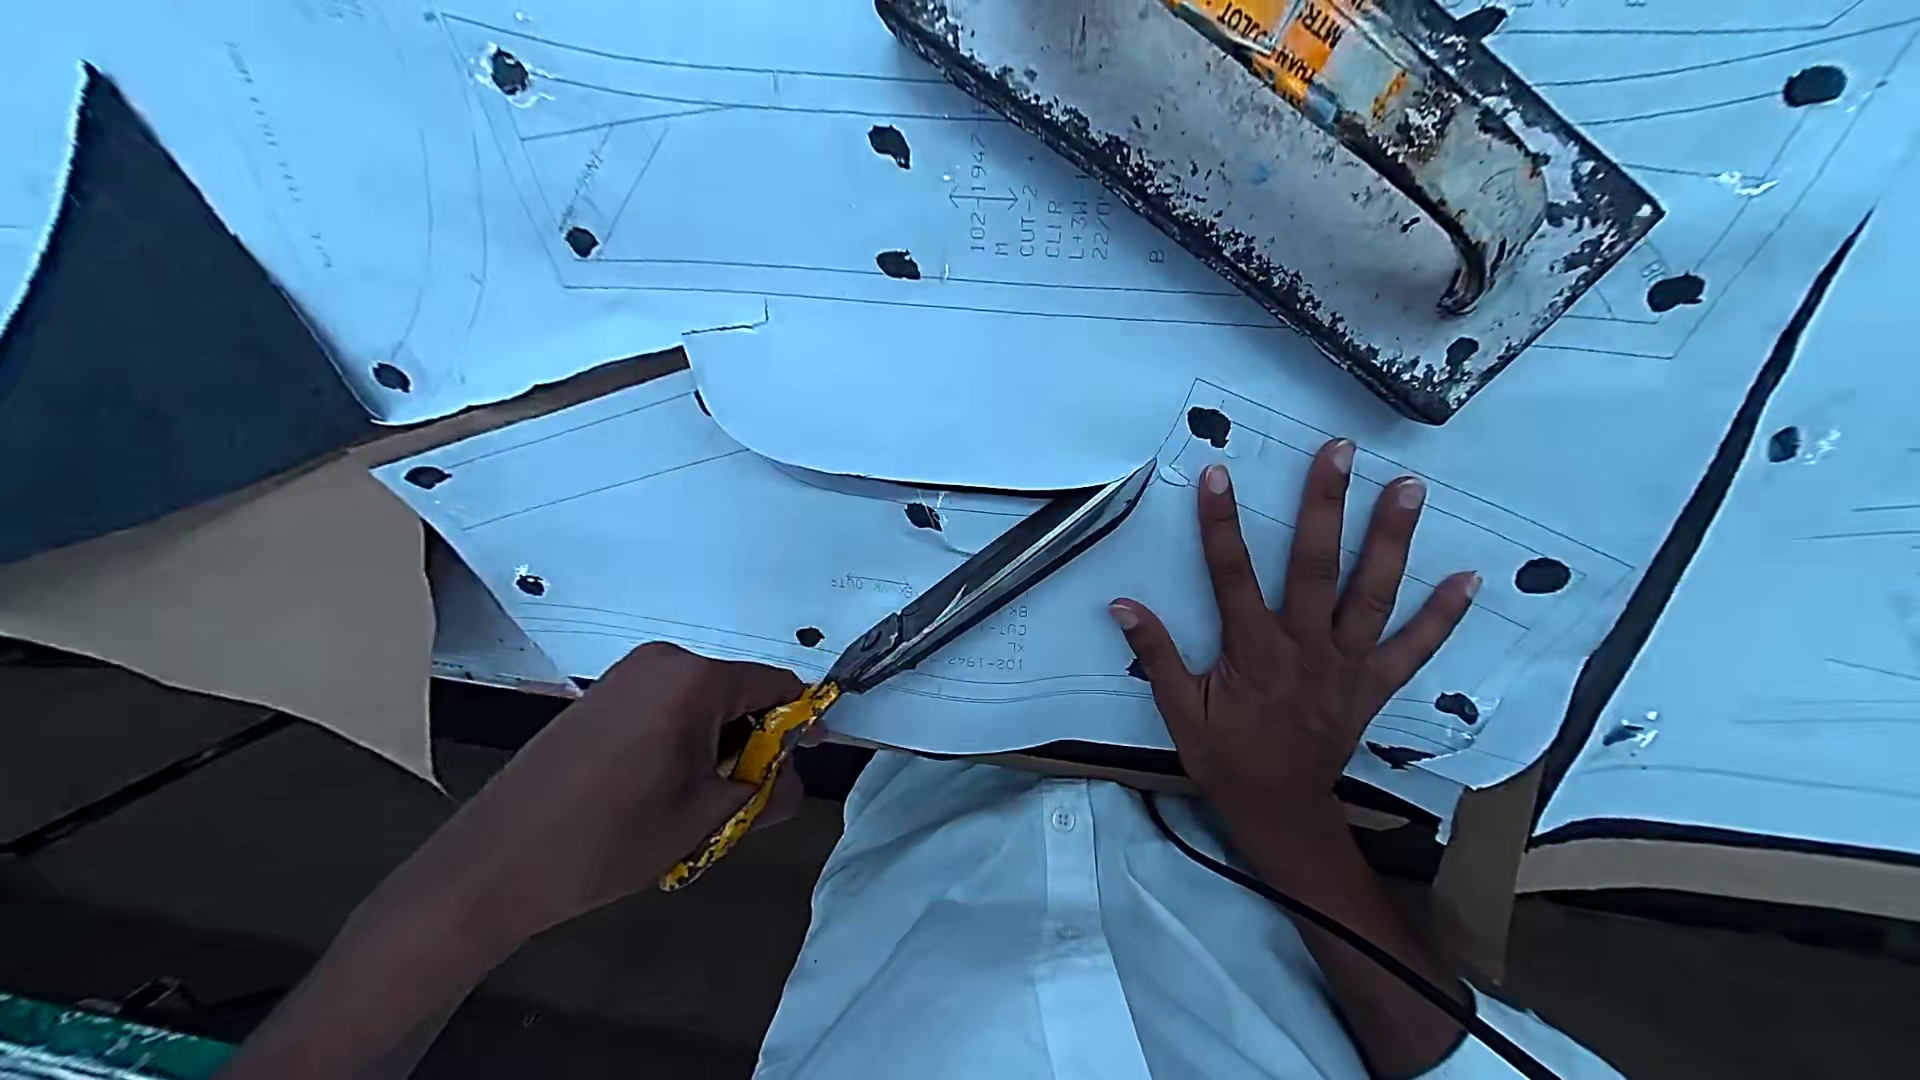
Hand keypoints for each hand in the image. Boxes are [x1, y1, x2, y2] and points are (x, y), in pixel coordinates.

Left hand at [412, 642, 804, 942]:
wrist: (494, 865)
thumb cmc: (610, 839)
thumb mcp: (707, 819)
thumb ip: (773, 792)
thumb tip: (796, 777)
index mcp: (695, 680)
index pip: (777, 684)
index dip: (800, 721)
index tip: (802, 759)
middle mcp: (664, 661)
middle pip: (740, 691)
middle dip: (754, 739)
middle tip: (743, 793)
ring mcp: (629, 673)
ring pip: (706, 700)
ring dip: (720, 742)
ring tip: (696, 796)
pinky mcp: (606, 691)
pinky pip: (671, 702)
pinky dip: (686, 735)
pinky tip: (662, 783)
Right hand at [1109, 439, 1478, 830]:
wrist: (1280, 808)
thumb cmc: (1225, 756)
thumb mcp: (1178, 709)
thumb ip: (1156, 653)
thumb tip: (1123, 606)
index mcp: (1252, 649)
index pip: (1230, 574)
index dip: (1220, 523)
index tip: (1218, 475)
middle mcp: (1304, 646)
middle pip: (1314, 565)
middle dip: (1324, 505)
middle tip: (1339, 454)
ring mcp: (1347, 664)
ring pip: (1371, 594)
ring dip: (1390, 539)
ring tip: (1408, 488)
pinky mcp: (1374, 684)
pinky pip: (1415, 648)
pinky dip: (1443, 615)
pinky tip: (1470, 579)